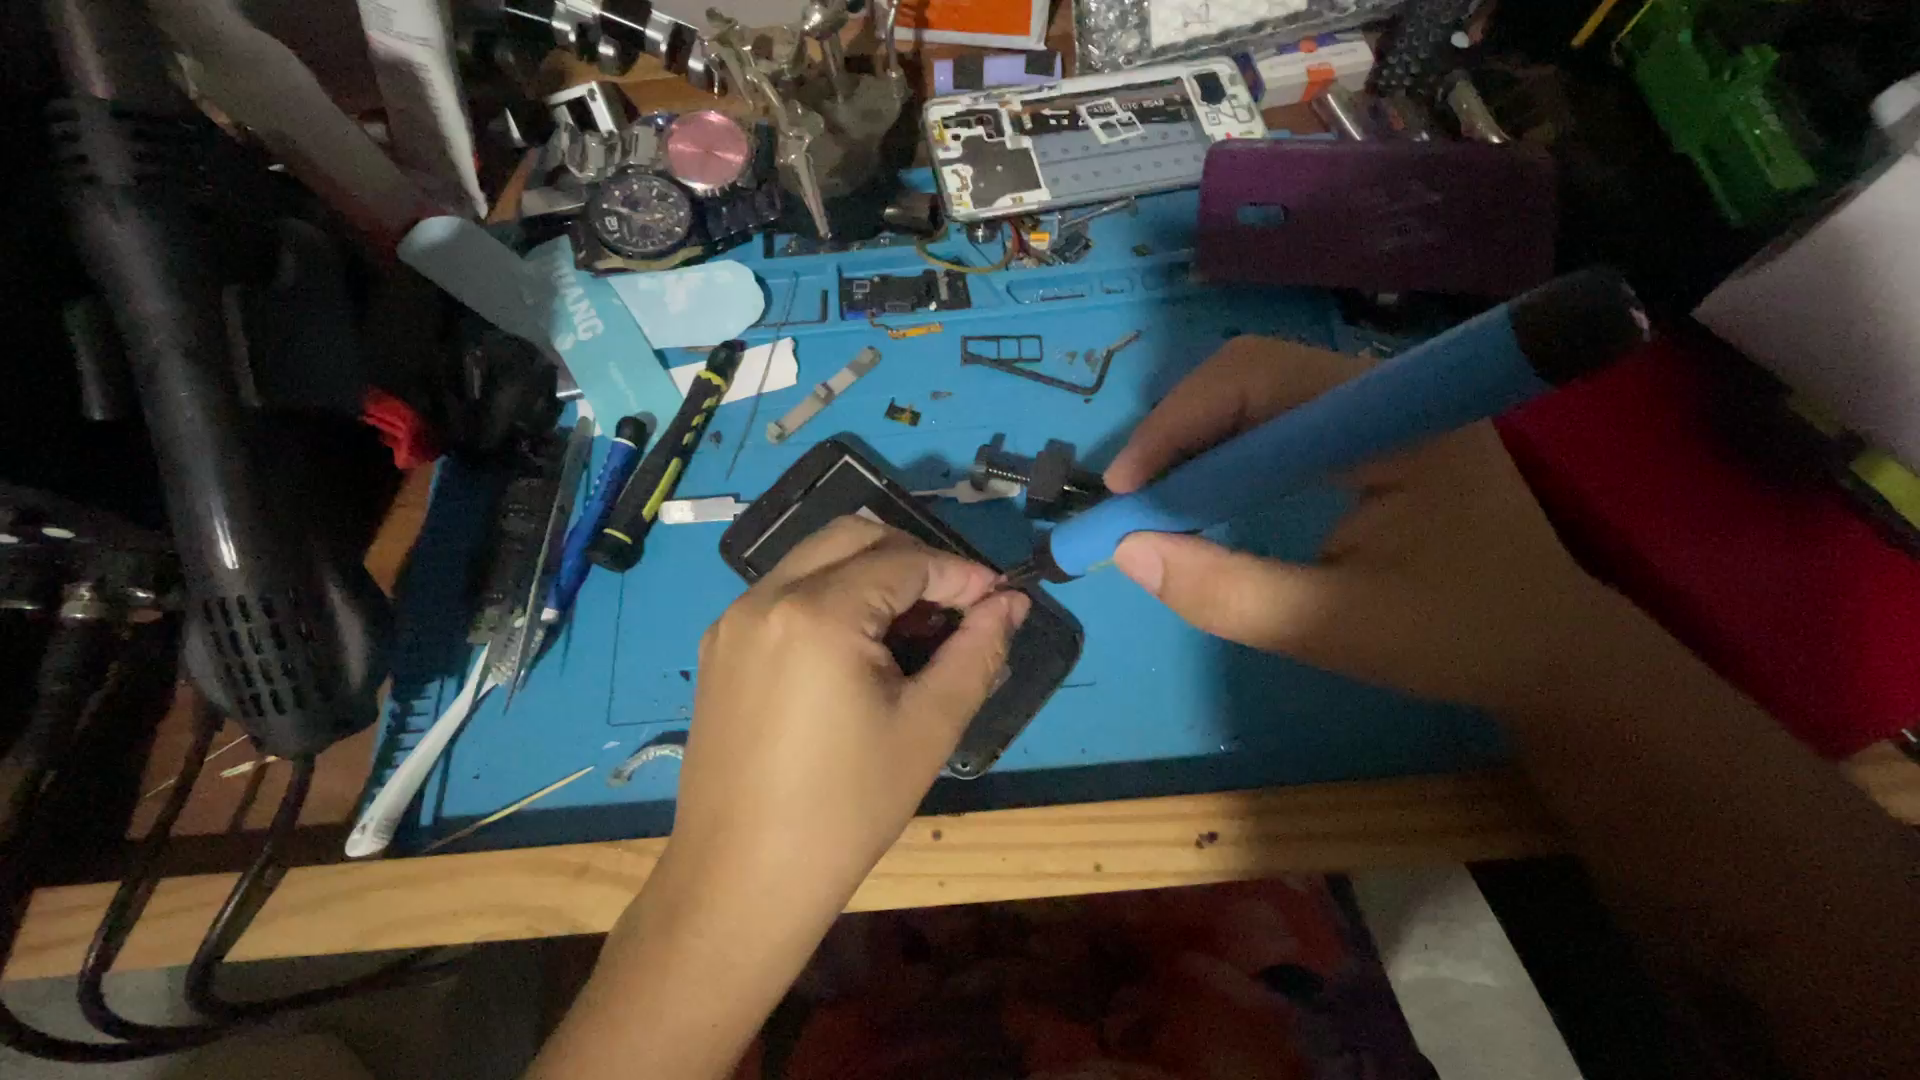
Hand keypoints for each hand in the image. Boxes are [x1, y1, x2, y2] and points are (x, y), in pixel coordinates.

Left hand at [671, 515, 1029, 908]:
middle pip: (853, 536)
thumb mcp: (928, 728)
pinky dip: (830, 596)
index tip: (998, 598)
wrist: (742, 880)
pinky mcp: (720, 648)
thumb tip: (1012, 604)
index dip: (959, 573)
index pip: (904, 560)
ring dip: (871, 572)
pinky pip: (785, 593)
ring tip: (912, 628)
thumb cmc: (846, 810)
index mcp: (815, 613)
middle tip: (954, 605)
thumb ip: (977, 652)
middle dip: (913, 557)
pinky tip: (857, 649)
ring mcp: (733, 621)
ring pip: (815, 559)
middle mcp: (764, 598)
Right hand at [1104, 336, 1611, 710]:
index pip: (1258, 377)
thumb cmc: (1457, 639)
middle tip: (1134, 499)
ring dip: (1196, 442)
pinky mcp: (1369, 432)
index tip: (1126, 492)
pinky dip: (1225, 454)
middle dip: (1178, 431)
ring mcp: (1378, 408)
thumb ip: (1227, 593)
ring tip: (1160, 501)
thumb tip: (1128, 553)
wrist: (1549, 651)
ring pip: (1255, 394)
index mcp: (1395, 419)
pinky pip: (1275, 421)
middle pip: (1249, 372)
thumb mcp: (1331, 627)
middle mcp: (1384, 392)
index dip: (1178, 424)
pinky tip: (1207, 496)